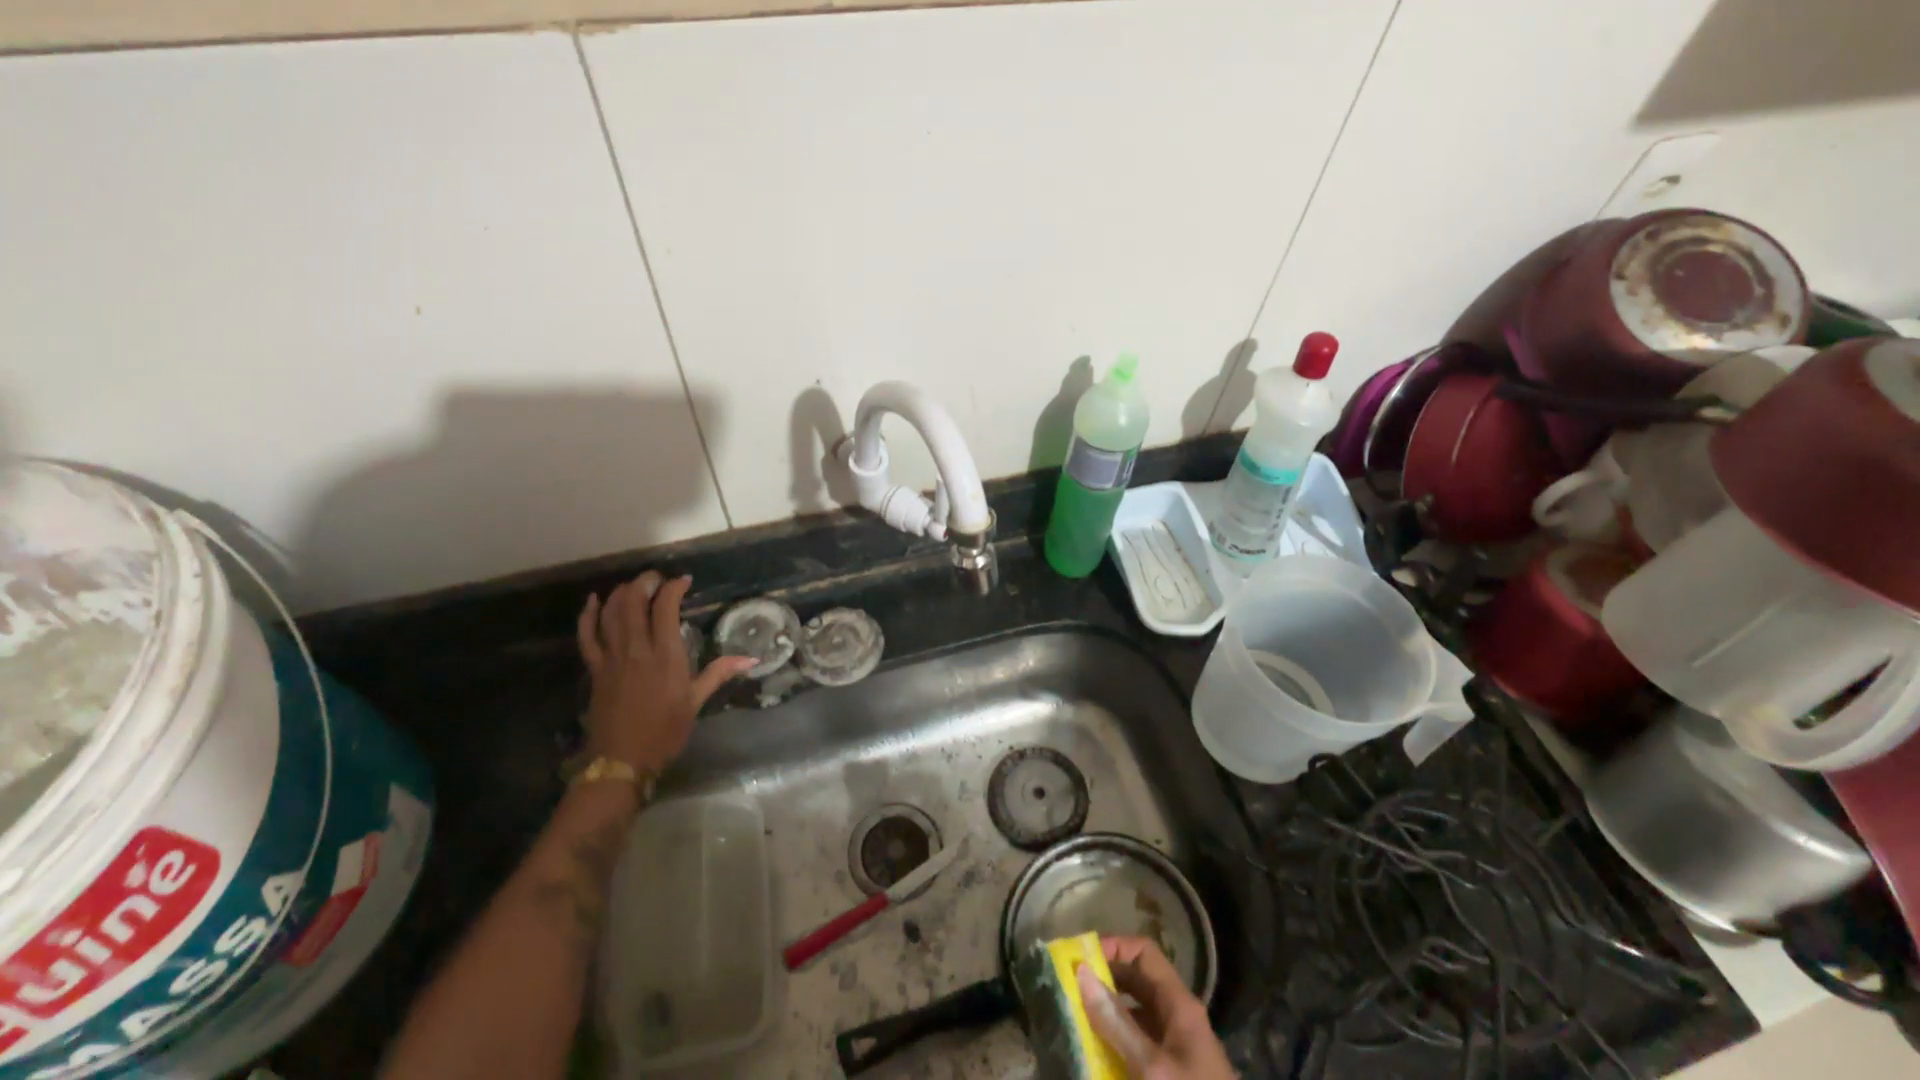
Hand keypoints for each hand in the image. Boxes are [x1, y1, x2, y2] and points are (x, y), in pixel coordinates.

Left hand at [576, 572, 754, 774]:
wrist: (623, 759)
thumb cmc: (665, 733)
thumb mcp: (695, 702)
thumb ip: (718, 673)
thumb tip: (751, 659)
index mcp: (666, 656)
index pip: (665, 608)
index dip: (673, 588)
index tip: (684, 581)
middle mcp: (637, 649)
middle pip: (634, 602)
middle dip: (645, 582)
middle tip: (657, 578)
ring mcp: (612, 657)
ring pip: (611, 612)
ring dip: (622, 592)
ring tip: (635, 585)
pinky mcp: (595, 668)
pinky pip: (587, 635)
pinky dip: (589, 615)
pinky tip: (594, 601)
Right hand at [1077, 936, 1235, 1079]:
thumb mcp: (1151, 1066)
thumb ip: (1116, 1022)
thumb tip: (1082, 973)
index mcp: (1179, 1004)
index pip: (1143, 953)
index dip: (1111, 947)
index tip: (1076, 961)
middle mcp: (1176, 1016)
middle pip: (1135, 981)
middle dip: (1101, 981)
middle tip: (1064, 989)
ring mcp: (1172, 1044)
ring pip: (1132, 1013)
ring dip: (1103, 1012)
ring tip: (1070, 1019)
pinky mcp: (1166, 1068)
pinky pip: (1134, 1042)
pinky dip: (1111, 1041)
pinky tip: (1089, 1054)